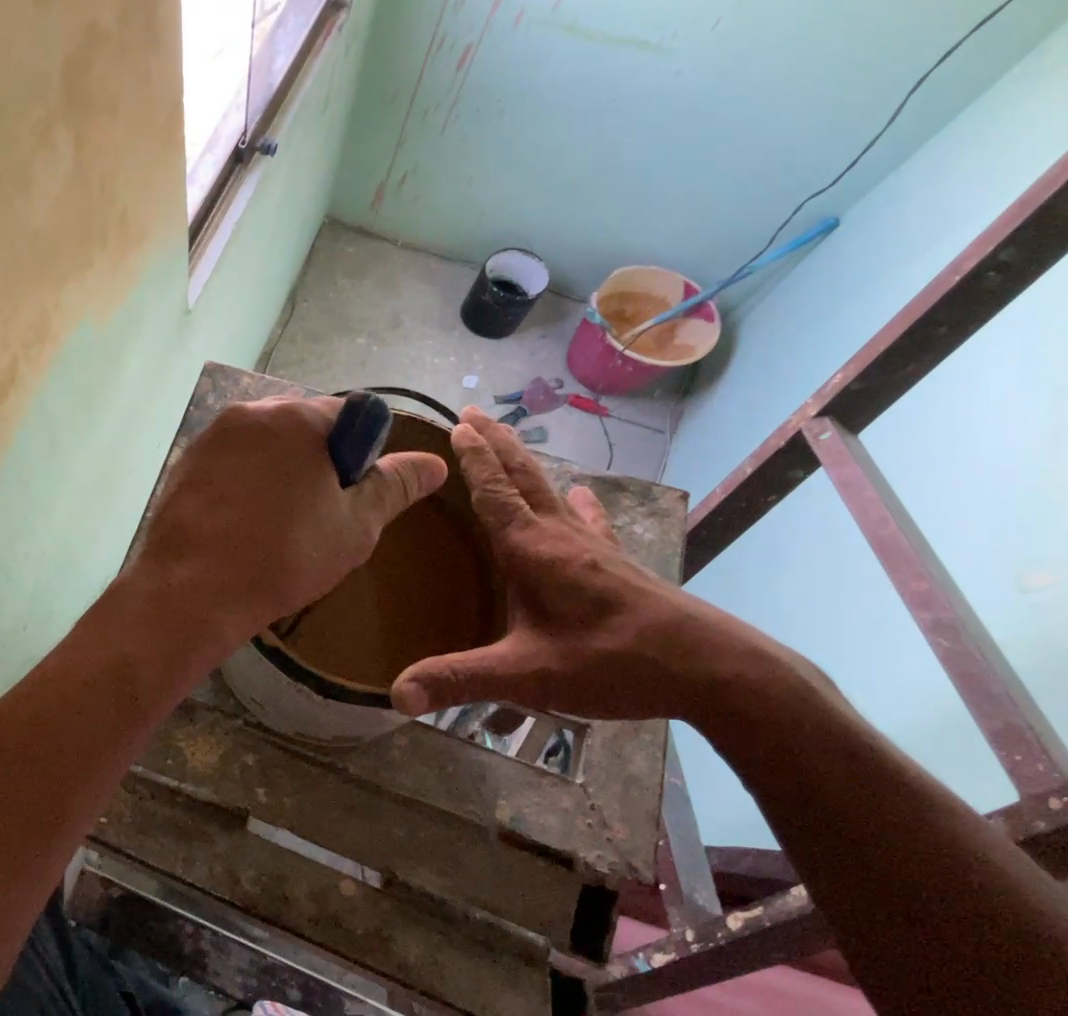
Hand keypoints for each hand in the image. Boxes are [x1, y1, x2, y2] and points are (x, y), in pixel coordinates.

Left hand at [132, 395, 447, 645]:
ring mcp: (209, 437)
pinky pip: (229, 465)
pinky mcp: (183, 465)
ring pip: (262, 447)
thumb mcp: (355, 526)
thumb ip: (394, 486)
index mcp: (294, 416)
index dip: (361, 456)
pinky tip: (241, 529)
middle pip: (301, 428)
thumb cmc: (283, 556)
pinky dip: (243, 486)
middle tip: (316, 519)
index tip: (349, 499)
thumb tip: (434, 463)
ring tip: (277, 529)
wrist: (190, 590)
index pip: (350, 414)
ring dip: (279, 475)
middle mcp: (248, 412)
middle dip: (317, 464)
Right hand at [388, 407, 811, 722]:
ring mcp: (594, 548)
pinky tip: (581, 493)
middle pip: (523, 478)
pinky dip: (577, 501)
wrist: (712, 669)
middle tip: (474, 414)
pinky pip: (589, 520)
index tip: (457, 425)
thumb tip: (396, 695)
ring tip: (512, 440)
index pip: (494, 492)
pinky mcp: (618, 564)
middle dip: (496, 444)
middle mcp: (560, 537)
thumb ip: (460, 680)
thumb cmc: (613, 662)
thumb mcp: (527, 675)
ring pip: (551, 491)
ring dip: (526, 464)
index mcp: (531, 550)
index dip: (474, 458)